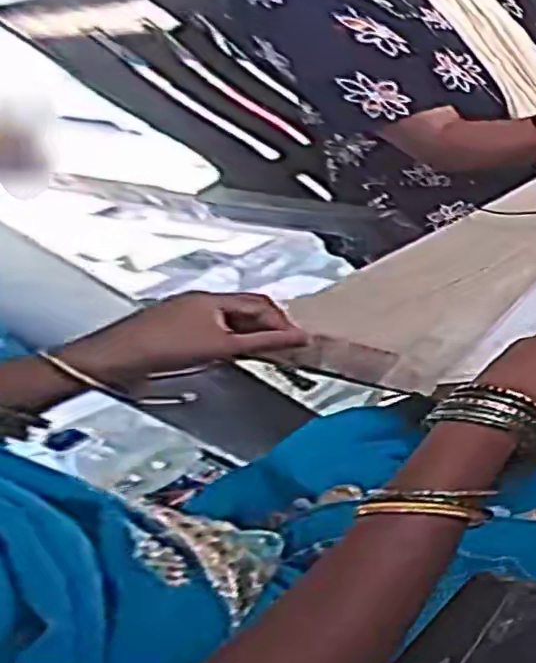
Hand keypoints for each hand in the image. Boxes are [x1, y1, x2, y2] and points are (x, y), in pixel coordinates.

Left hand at [60, 292, 308, 383]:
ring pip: (229, 319)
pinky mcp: (169, 326)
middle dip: (267, 326)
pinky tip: (227, 351)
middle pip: (246, 309)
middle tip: (280, 344)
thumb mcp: (224, 347)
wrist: (106, 363)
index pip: (262, 304)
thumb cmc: (161, 349)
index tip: (294, 340)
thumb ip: (268, 342)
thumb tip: (301, 338)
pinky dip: (227, 337)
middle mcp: (196, 301)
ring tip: (255, 350)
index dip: (282, 322)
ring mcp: (180, 312)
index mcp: (211, 299)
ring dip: (247, 333)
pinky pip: (210, 326)